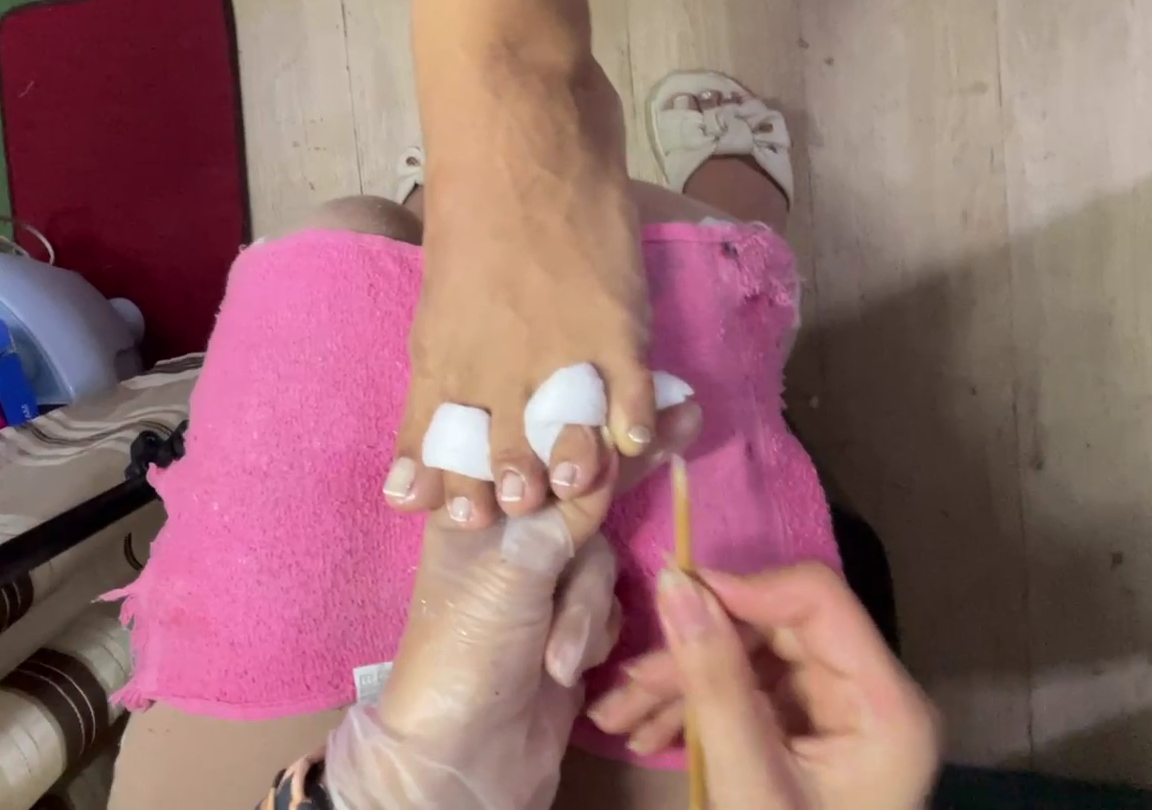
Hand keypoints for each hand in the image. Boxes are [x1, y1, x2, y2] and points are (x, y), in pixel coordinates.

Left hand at [328, 406, 701, 809]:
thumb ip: (565, 516)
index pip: (540, 451)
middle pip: (581, 494)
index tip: (642, 394)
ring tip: (556, 655)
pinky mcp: (568, 623)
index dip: (590, 424)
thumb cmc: (469, 648)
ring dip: (586, 610)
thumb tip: (605, 458)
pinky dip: (593, 633)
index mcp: (478, 506)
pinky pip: (606, 605)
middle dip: (624, 472)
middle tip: (683, 417)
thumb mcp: (513, 570)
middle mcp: (509, 532)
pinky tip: (564, 668)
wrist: (467, 756)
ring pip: (599, 559)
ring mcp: (540, 579)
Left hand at [387, 58, 653, 526]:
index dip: (436, 481)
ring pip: (563, 444)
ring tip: (569, 489)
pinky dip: (633, 430)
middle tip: (509, 510)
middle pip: (497, 453)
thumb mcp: (438, 280)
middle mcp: (494, 362)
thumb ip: (446, 339)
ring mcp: (556, 347)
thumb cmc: (469, 196)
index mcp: (443, 347)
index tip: (440, 512)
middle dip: (498, 493)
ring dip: (566, 475)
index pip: (435, 436)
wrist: (515, 125)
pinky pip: (627, 399)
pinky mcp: (614, 321)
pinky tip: (636, 444)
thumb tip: (450, 389)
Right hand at [589, 564, 939, 809]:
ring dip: (676, 679)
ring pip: (741, 651)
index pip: (816, 598)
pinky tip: (645, 731)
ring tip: (618, 716)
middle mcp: (864, 690)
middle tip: (626, 684)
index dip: (743, 588)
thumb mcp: (748, 779)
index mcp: (884, 705)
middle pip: (768, 624)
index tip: (671, 602)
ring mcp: (830, 704)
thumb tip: (671, 579)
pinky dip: (690, 701)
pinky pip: (738, 682)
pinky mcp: (800, 720)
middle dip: (692, 647)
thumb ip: (712, 677)